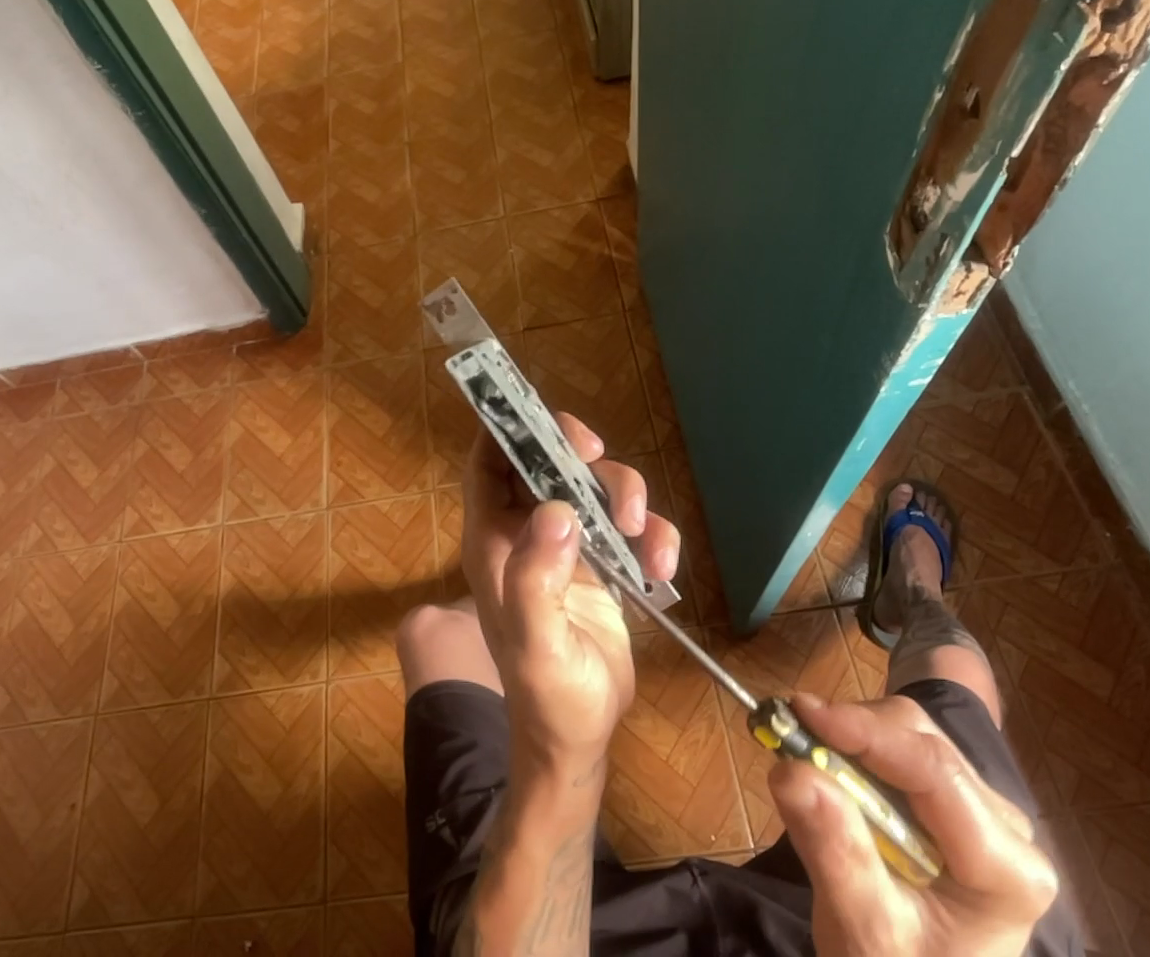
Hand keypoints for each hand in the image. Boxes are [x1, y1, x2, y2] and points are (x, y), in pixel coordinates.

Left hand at [463, 413, 681, 775]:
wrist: (581, 735)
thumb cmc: (548, 697)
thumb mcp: (537, 644)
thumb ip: (537, 579)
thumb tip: (557, 509)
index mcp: (494, 543)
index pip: (487, 466)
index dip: (505, 428)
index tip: (541, 413)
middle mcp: (527, 535)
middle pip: (548, 463)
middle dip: (576, 452)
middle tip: (598, 458)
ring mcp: (568, 548)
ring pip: (595, 489)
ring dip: (625, 497)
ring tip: (643, 537)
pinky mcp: (604, 566)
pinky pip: (631, 528)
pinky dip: (652, 537)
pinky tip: (661, 571)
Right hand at [769, 696, 1058, 955]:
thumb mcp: (862, 930)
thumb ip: (834, 853)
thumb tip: (790, 771)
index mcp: (1006, 868)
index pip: (935, 772)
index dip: (866, 732)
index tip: (800, 713)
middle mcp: (1006, 828)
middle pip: (923, 743)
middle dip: (853, 733)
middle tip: (790, 738)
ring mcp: (984, 811)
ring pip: (912, 736)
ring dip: (851, 739)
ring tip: (808, 763)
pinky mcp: (955, 804)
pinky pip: (903, 752)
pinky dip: (857, 751)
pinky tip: (830, 774)